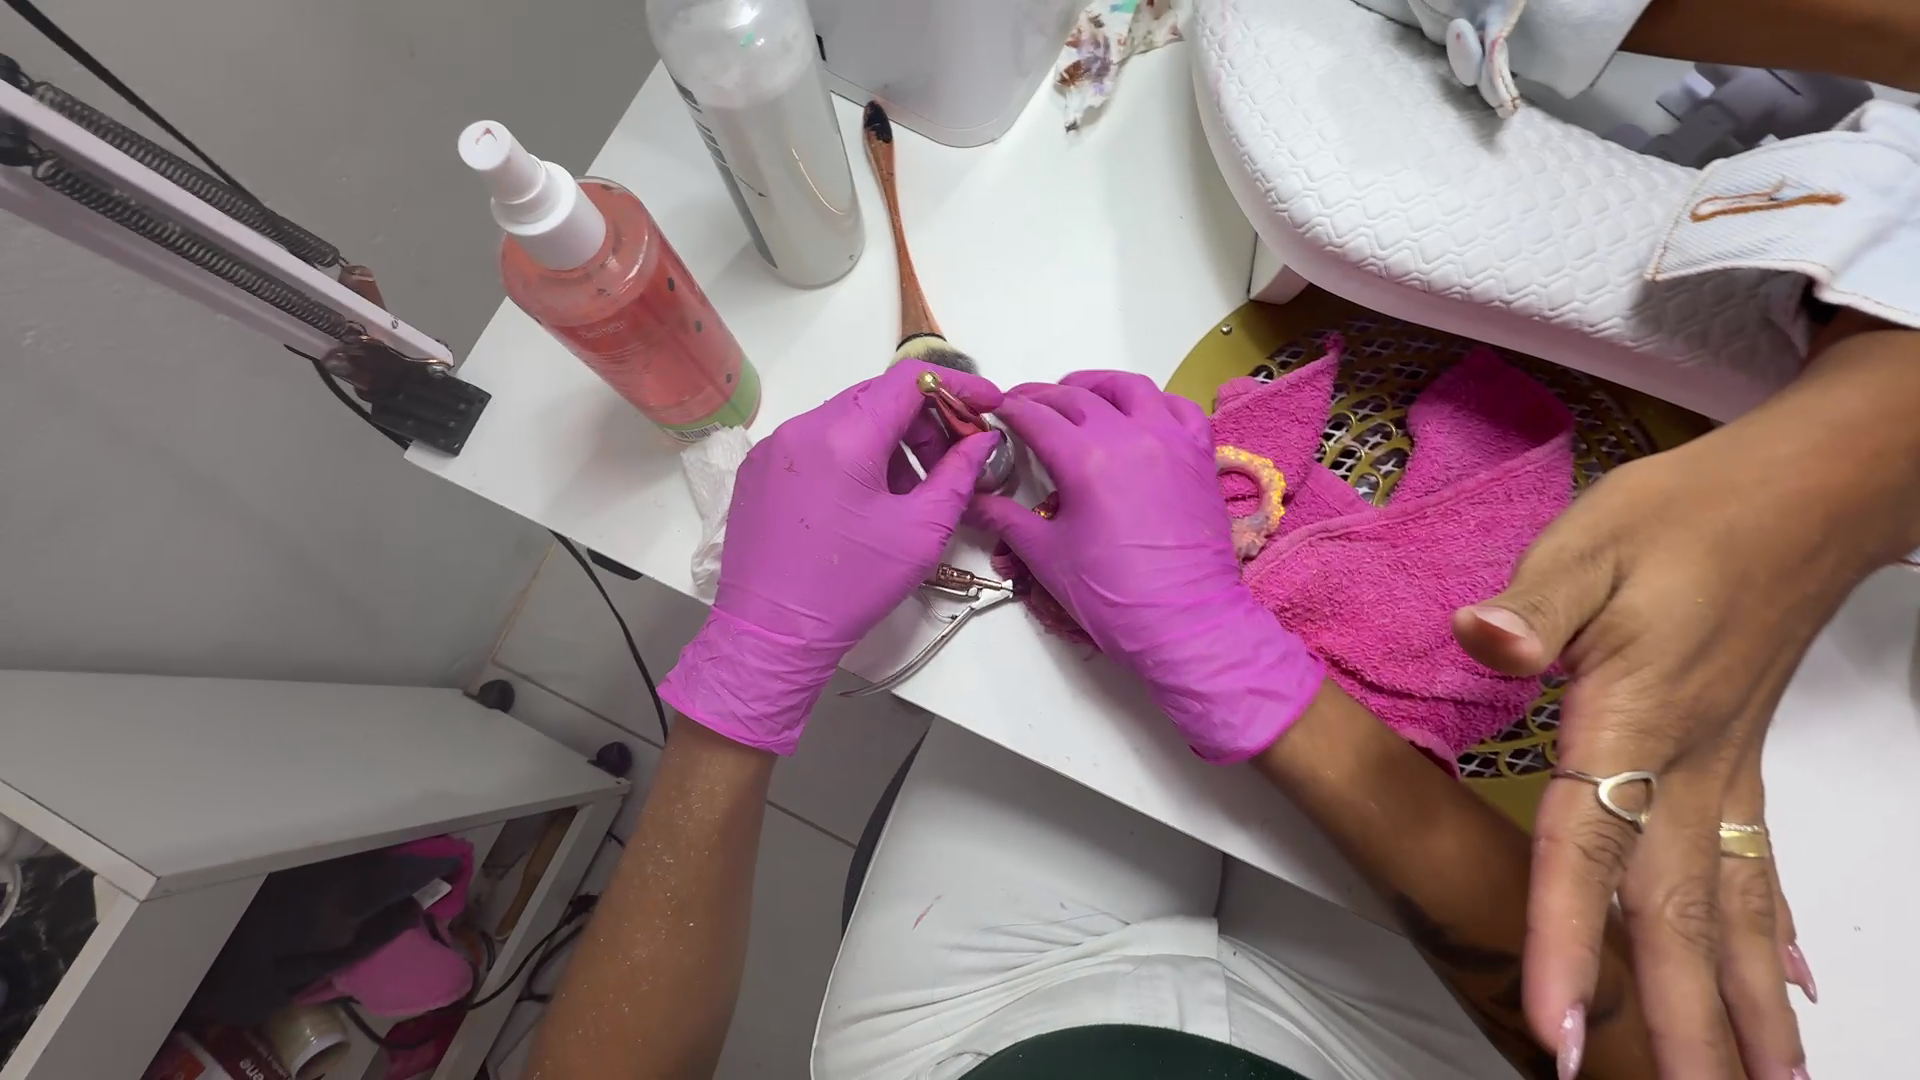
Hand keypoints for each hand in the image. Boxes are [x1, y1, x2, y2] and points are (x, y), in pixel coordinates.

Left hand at [659, 362, 1002, 752]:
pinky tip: (865, 501)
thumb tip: (983, 440)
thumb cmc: (851, 587)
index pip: (910, 381)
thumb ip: (958, 476)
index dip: (957, 386)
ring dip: (889, 443)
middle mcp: (801, 428)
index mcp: (842, 437)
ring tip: (907, 494)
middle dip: (924, 422)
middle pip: (878, 397)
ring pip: (847, 420)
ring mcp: (774, 448)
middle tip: (951, 463)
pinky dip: (853, 457)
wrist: (771, 636)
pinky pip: (817, 444)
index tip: (987, 406)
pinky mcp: (759, 471)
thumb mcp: (920, 533)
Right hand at [971, 371, 1323, 762]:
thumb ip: (1005, 520)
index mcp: (1086, 460)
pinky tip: (1139, 414)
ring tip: (1077, 394)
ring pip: (1131, 388)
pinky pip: (1178, 408)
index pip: (1037, 417)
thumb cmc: (1110, 595)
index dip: (1010, 409)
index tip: (994, 410)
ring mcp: (1171, 441)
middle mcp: (1130, 436)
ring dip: (1096, 385)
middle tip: (1024, 405)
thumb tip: (972, 501)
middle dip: (1044, 396)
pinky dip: (1153, 401)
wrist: (1185, 624)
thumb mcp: (1045, 558)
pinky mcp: (1200, 456)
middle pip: (1078, 397)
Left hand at [1451, 420, 1869, 1078]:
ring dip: (1741, 1006)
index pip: (1586, 852)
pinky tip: (1794, 996)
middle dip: (1673, 1020)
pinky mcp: (1744, 754)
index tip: (1560, 1033)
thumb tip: (1479, 639)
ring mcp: (1730, 766)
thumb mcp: (1584, 547)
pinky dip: (1776, 941)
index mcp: (1633, 721)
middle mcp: (1690, 763)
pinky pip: (1761, 868)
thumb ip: (1532, 608)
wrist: (1799, 496)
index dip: (1565, 940)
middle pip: (1674, 911)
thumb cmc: (1680, 519)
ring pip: (1734, 909)